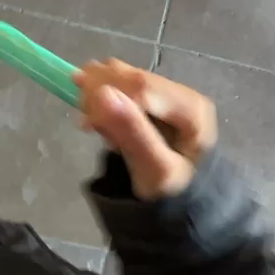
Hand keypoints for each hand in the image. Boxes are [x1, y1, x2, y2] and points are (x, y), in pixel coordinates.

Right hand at [73, 59, 215, 200]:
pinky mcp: (155, 95)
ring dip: (99, 94)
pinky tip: (101, 119)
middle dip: (99, 91)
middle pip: (132, 77)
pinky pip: (123, 84)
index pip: (141, 86)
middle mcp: (183, 92)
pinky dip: (104, 97)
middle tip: (84, 122)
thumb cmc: (172, 189)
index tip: (84, 119)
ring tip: (93, 124)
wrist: (184, 198)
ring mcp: (169, 92)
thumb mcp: (154, 171)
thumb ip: (133, 134)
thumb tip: (103, 93)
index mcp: (191, 109)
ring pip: (124, 76)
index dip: (106, 92)